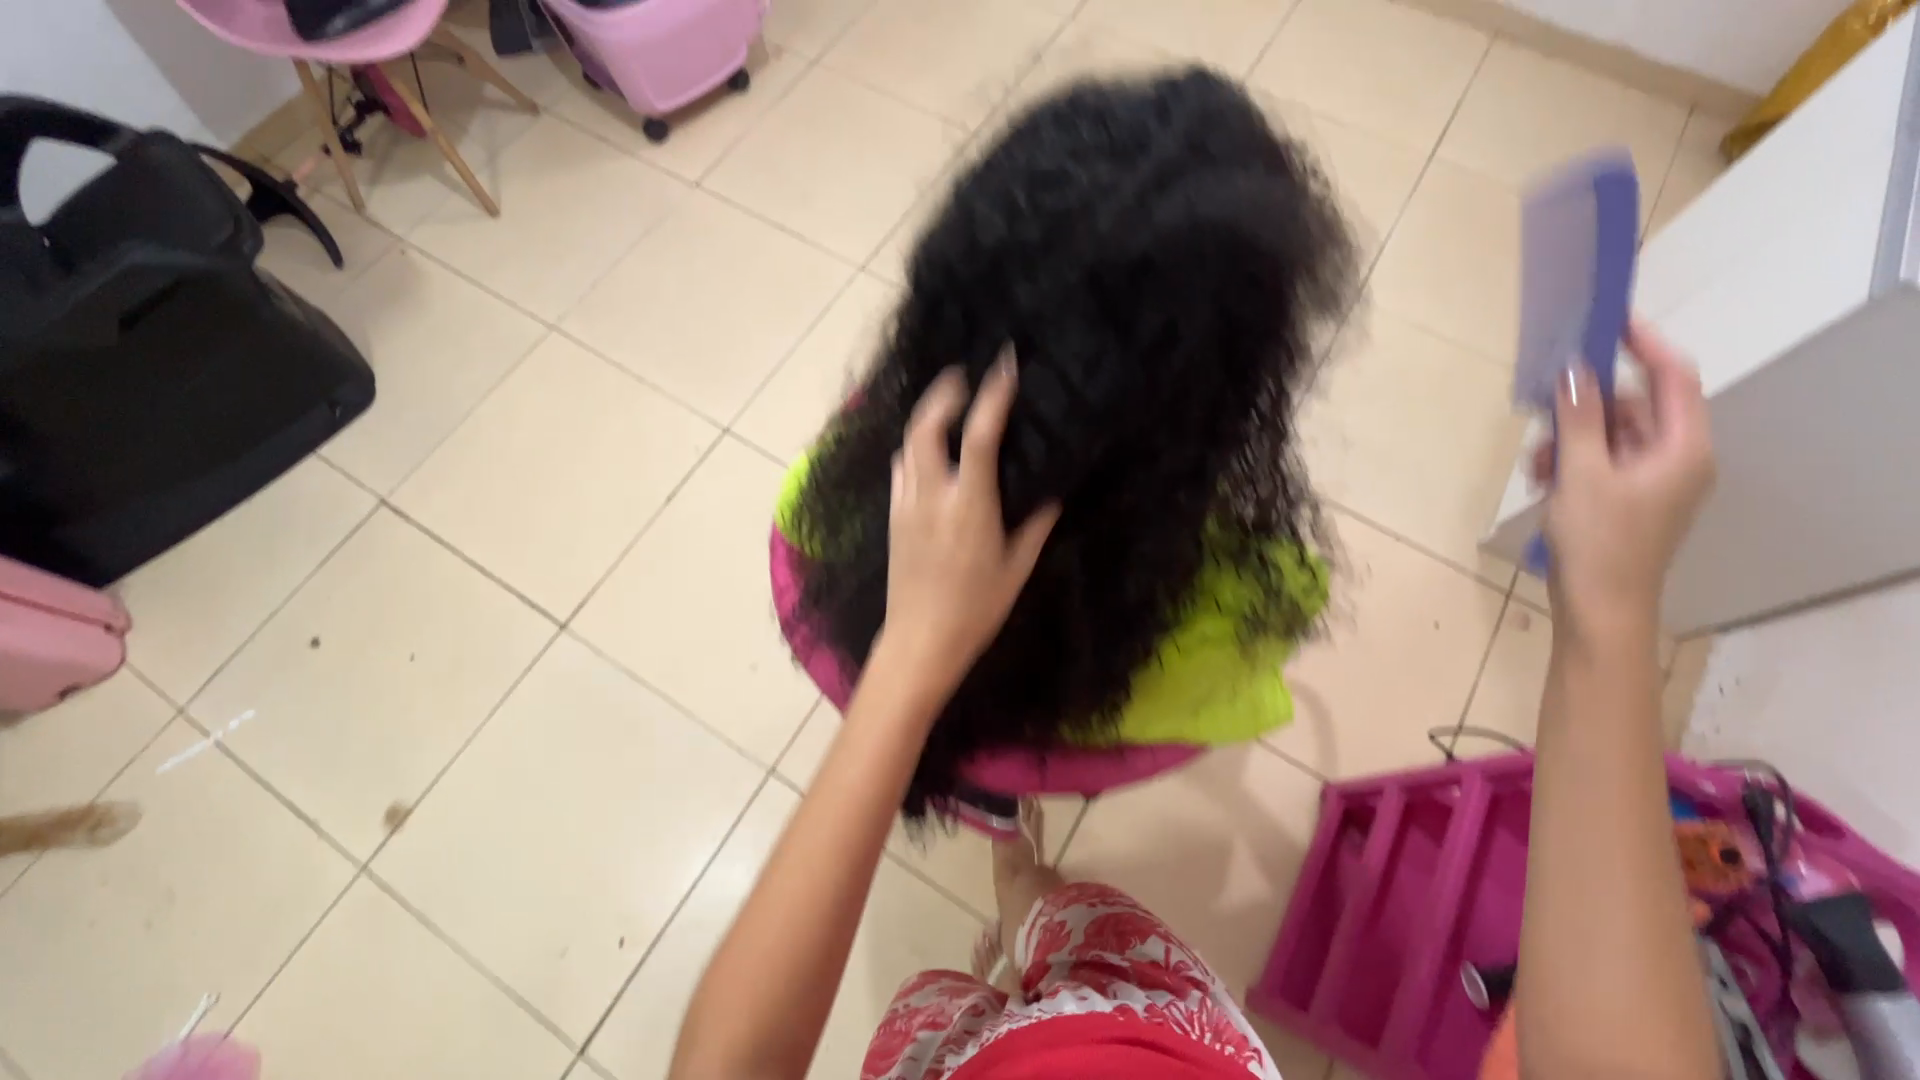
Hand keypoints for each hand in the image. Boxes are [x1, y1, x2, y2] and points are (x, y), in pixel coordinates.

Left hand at [875, 352, 1060, 697]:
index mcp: (970, 504)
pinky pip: (901, 469)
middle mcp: (932, 495)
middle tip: (961, 375)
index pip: (980, 435)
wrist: (920, 640)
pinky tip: (927, 451)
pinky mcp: (893, 518)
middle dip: (942, 394)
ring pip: (908, 445)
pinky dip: (914, 448)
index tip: (1004, 365)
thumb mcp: (1016, 568)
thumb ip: (1034, 526)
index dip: (993, 395)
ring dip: (926, 417)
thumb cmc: (976, 608)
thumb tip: (1051, 496)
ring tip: (947, 406)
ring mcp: (907, 504)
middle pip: (926, 427)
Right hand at [1532, 320, 1715, 632]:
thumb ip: (1579, 418)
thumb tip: (1572, 369)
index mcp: (1682, 448)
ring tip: (1537, 464)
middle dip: (1585, 408)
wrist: (1599, 609)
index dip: (1643, 344)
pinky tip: (1542, 479)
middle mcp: (1676, 458)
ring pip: (1609, 435)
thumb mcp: (1581, 474)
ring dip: (1569, 439)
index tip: (1606, 321)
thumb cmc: (1598, 541)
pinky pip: (1600, 461)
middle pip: (1632, 407)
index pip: (1672, 377)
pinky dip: (1570, 462)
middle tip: (1542, 413)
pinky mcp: (1628, 498)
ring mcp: (1652, 480)